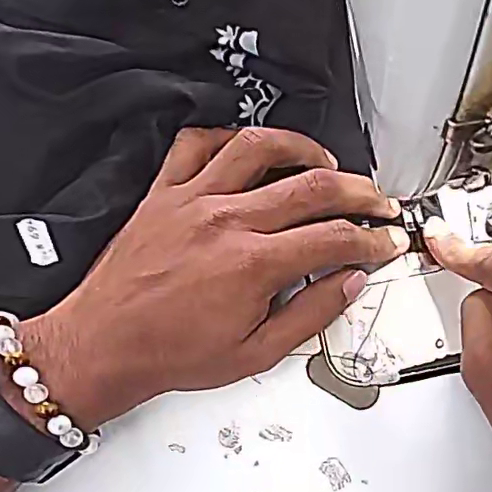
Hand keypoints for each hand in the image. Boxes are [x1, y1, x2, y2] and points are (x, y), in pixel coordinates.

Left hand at [20, 128, 408, 425]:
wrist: (106, 344)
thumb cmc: (171, 353)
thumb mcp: (256, 353)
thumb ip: (311, 314)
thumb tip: (347, 283)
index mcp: (253, 264)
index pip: (334, 237)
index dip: (372, 238)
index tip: (385, 241)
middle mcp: (226, 222)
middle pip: (313, 185)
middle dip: (360, 192)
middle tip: (376, 202)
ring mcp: (193, 200)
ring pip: (260, 148)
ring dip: (304, 148)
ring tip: (326, 162)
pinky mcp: (164, 193)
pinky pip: (198, 144)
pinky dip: (230, 138)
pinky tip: (250, 149)